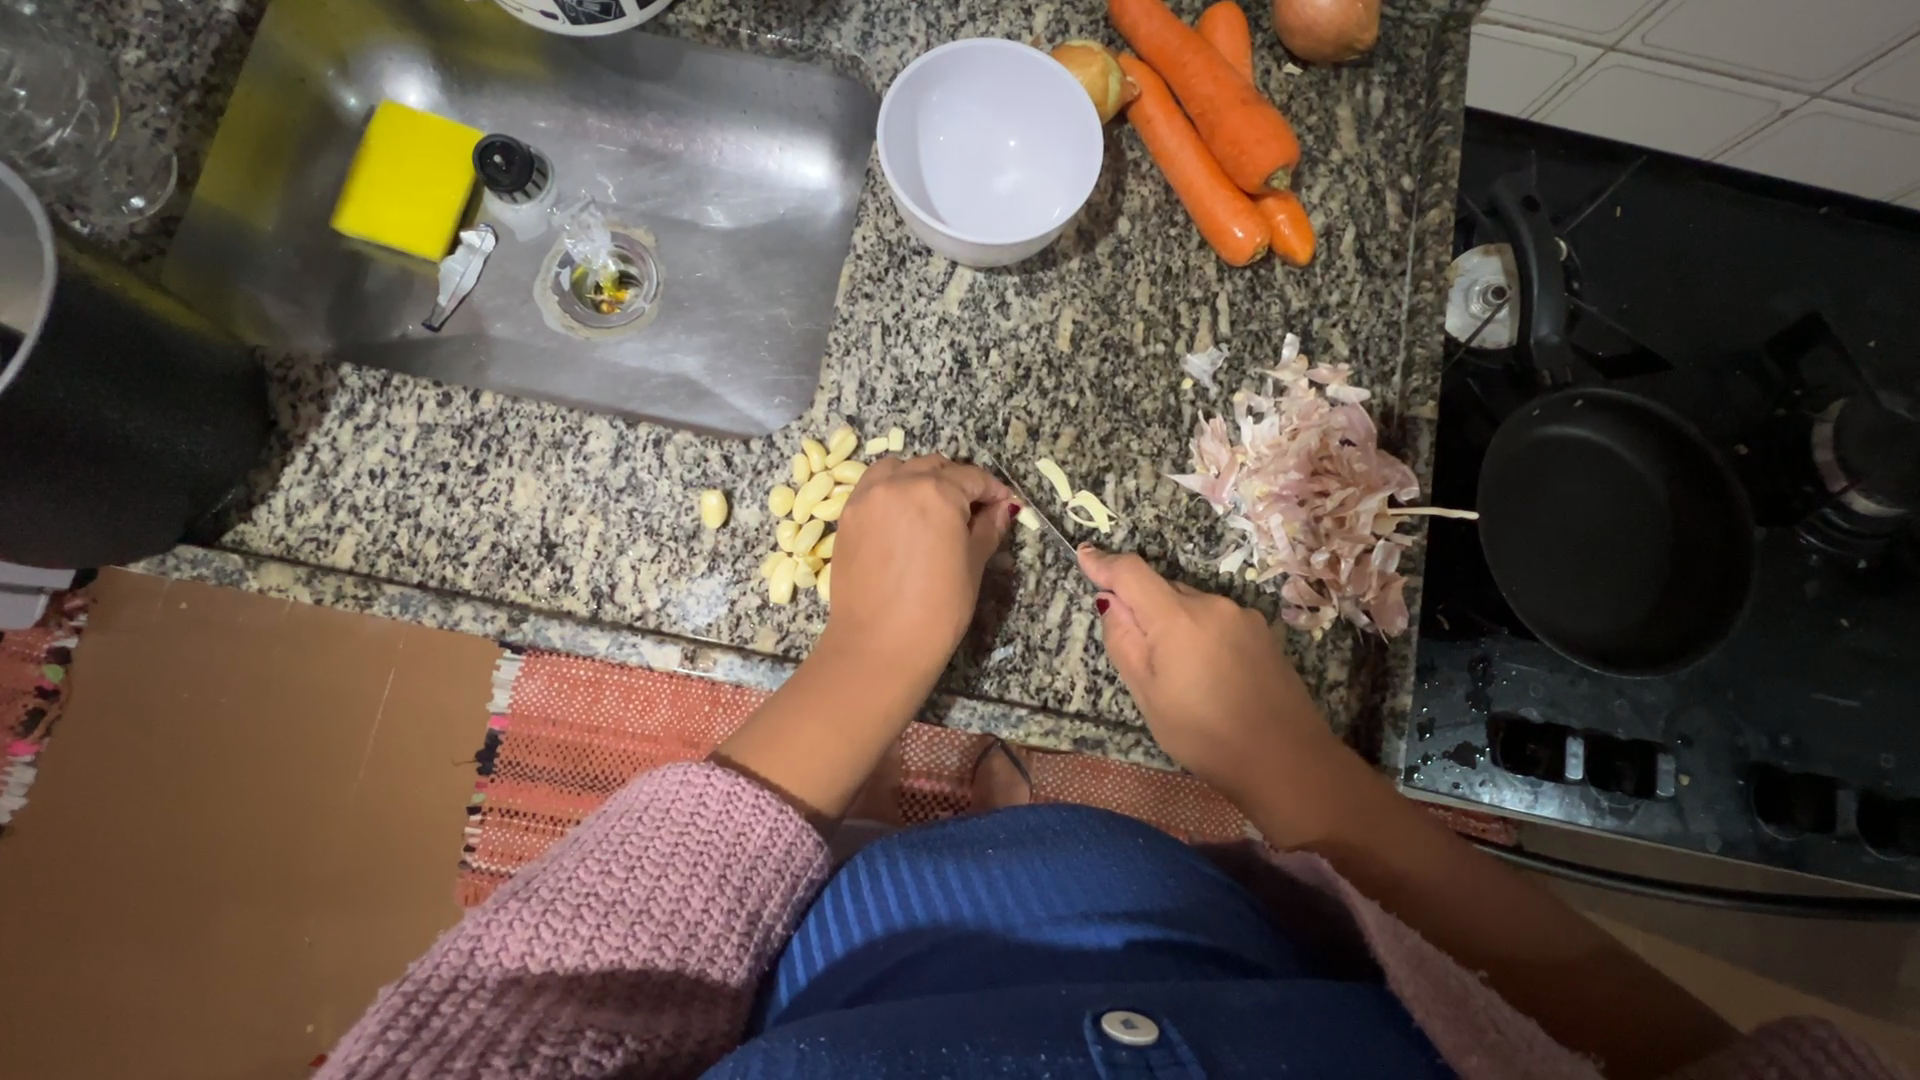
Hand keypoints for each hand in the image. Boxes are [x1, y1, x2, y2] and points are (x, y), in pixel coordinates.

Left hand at [823, 455, 1014, 679]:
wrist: (879, 645)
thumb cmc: (937, 609)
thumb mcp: (972, 566)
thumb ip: (988, 529)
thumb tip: (1002, 509)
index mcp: (936, 493)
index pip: (972, 478)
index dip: (993, 491)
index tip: (1004, 506)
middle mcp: (899, 484)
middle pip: (935, 467)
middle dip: (958, 482)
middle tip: (973, 511)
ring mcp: (868, 497)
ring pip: (900, 468)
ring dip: (921, 478)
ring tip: (934, 507)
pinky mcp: (848, 516)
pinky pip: (873, 486)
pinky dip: (891, 488)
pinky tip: (902, 515)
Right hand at [1078, 547, 1337, 802]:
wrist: (1286, 760)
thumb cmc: (1204, 734)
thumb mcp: (1147, 694)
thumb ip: (1124, 640)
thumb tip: (1111, 601)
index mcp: (1178, 617)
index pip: (1132, 572)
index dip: (1104, 562)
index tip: (1084, 554)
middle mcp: (1212, 603)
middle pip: (1163, 589)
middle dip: (1143, 608)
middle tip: (1137, 654)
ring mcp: (1243, 616)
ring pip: (1191, 606)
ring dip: (1174, 624)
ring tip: (1180, 675)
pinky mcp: (1263, 632)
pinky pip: (1217, 620)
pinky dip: (1201, 635)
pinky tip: (1210, 675)